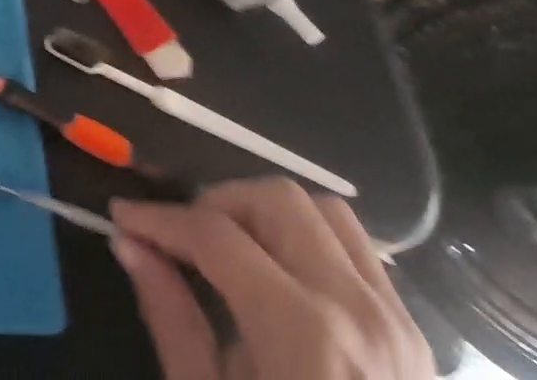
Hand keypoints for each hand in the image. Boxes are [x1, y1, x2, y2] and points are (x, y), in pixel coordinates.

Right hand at [110, 179, 431, 379]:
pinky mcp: (414, 331)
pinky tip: (276, 274)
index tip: (123, 217)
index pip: (216, 234)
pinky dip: (307, 238)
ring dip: (265, 213)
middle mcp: (358, 310)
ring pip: (325, 210)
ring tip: (228, 248)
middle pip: (277, 201)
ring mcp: (397, 318)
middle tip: (178, 237)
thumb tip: (129, 244)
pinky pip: (358, 248)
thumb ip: (170, 315)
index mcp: (303, 336)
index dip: (159, 217)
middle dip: (214, 204)